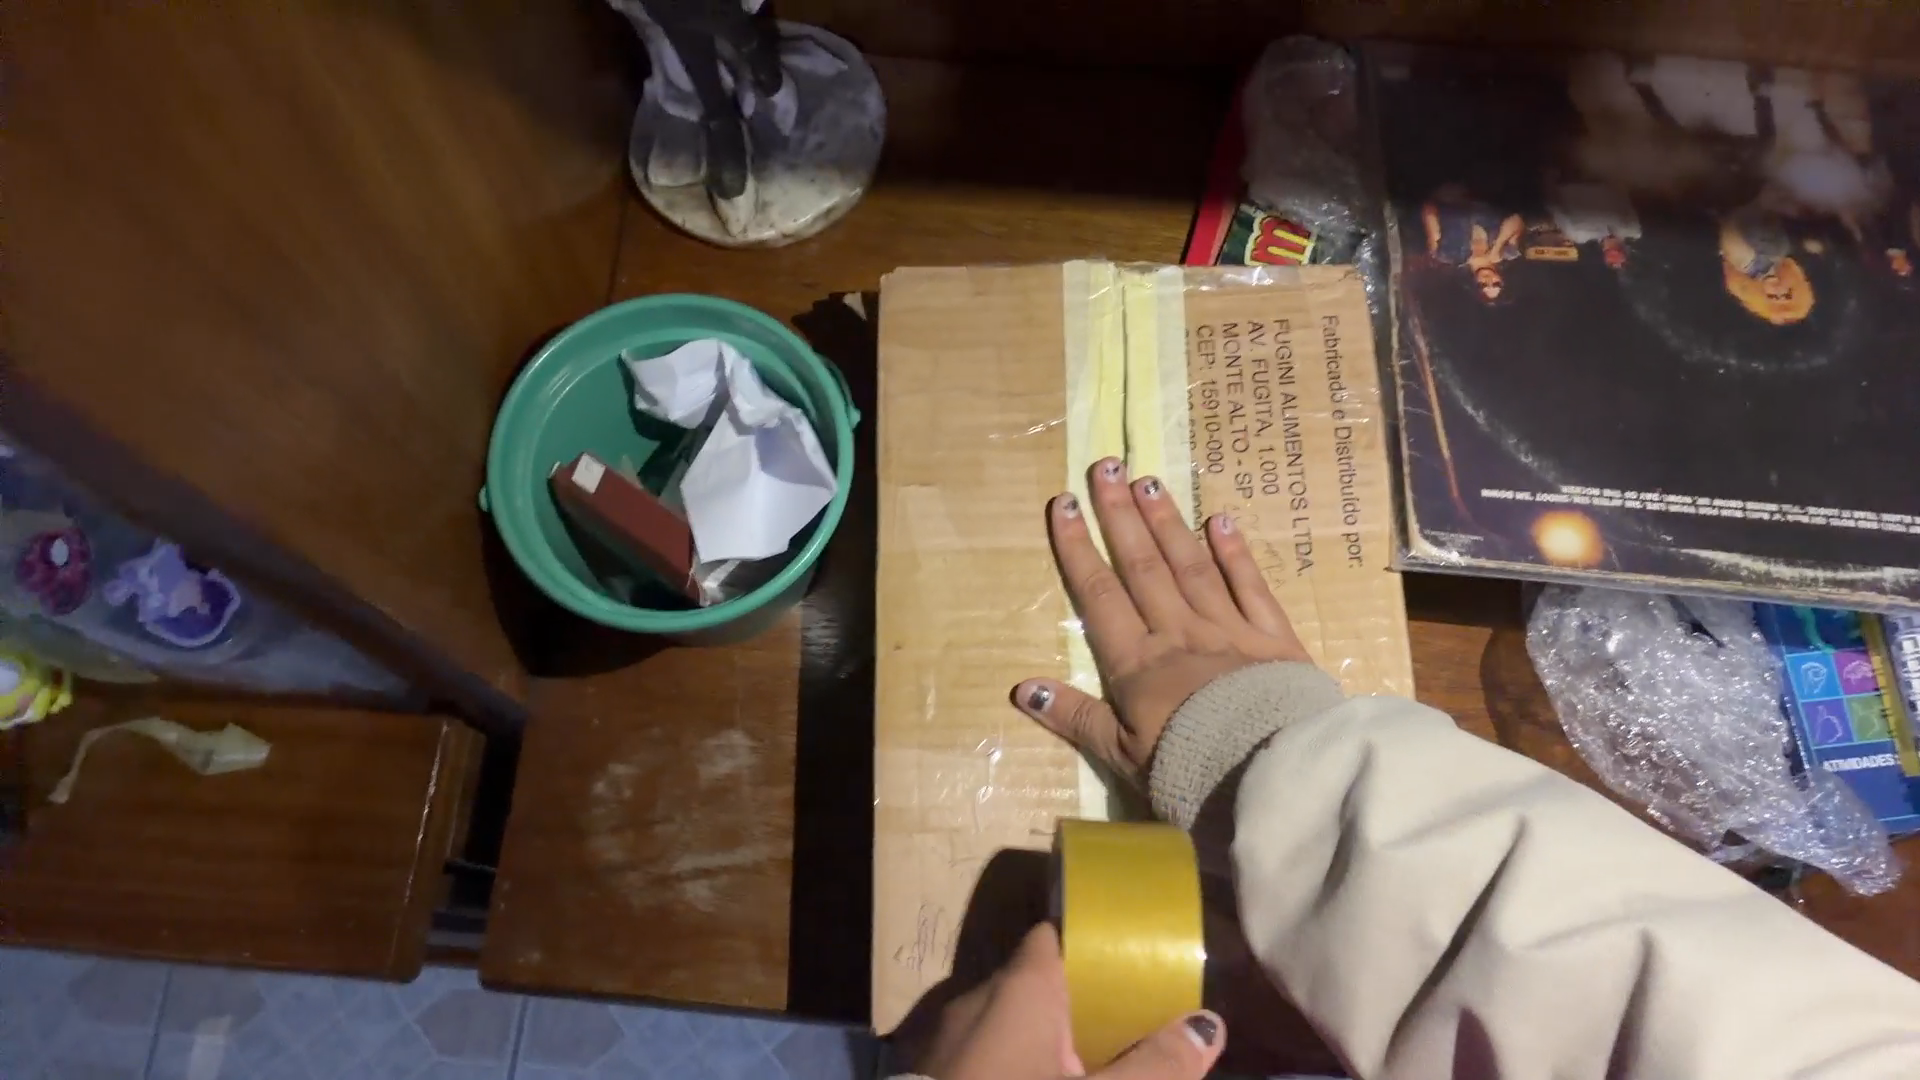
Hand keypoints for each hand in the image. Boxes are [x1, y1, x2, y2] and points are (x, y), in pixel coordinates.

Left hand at [913, 924, 1225, 1079]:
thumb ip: (1155, 1066)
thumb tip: (1209, 1024)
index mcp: (1021, 986)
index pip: (1054, 938)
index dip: (1088, 947)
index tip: (1124, 965)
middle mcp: (980, 997)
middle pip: (1034, 985)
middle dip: (1072, 1006)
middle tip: (1116, 1030)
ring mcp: (949, 1039)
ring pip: (1005, 1026)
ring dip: (1038, 1044)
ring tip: (1077, 1067)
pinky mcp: (933, 1076)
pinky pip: (982, 1058)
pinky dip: (1008, 1068)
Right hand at [1012, 458, 1311, 786]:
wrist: (1275, 781)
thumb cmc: (1191, 771)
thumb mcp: (1121, 755)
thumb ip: (1073, 717)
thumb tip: (1021, 687)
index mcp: (1139, 662)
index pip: (1099, 593)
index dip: (1079, 546)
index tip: (1066, 504)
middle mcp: (1179, 632)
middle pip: (1143, 565)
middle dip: (1121, 514)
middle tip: (1107, 467)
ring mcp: (1229, 630)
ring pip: (1191, 565)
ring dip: (1168, 522)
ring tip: (1150, 481)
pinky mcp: (1274, 639)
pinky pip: (1251, 587)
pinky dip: (1235, 553)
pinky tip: (1220, 519)